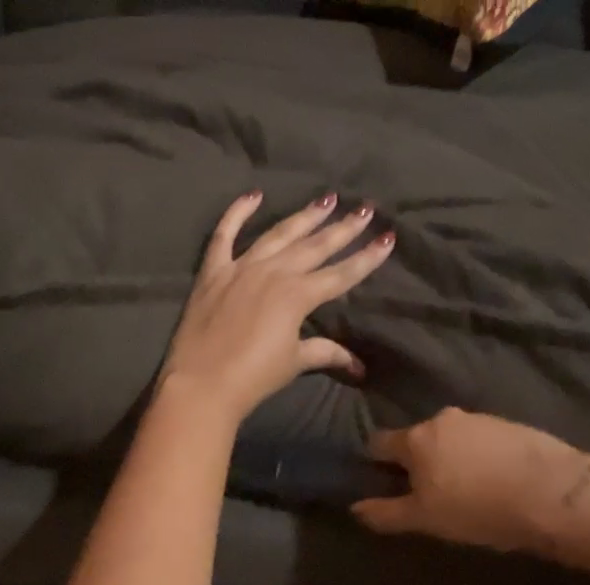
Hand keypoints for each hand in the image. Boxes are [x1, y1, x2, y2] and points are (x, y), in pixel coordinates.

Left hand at [158, 191, 394, 424]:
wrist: (202, 383)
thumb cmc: (253, 377)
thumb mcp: (294, 362)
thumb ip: (324, 352)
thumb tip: (357, 366)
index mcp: (298, 295)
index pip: (340, 275)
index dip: (366, 258)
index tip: (387, 239)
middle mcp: (274, 272)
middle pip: (315, 246)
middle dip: (343, 228)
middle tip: (364, 209)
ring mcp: (242, 267)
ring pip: (279, 234)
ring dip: (304, 216)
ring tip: (326, 200)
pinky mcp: (213, 271)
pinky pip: (224, 234)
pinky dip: (237, 213)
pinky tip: (254, 196)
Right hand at [353, 408, 589, 552]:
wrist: (552, 494)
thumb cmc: (477, 508)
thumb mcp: (425, 520)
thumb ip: (386, 513)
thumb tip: (355, 508)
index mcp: (416, 438)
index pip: (379, 443)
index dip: (377, 464)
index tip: (384, 484)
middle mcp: (443, 418)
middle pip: (418, 439)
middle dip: (417, 462)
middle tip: (428, 494)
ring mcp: (480, 418)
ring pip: (451, 439)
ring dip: (450, 459)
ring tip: (464, 490)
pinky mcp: (511, 425)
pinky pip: (480, 441)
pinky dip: (478, 457)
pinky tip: (492, 481)